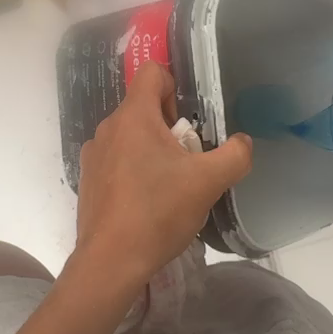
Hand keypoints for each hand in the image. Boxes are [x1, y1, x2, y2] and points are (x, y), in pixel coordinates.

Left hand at [73, 62, 252, 291]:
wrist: (110, 262)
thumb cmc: (157, 211)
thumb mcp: (207, 183)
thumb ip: (234, 156)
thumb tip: (243, 142)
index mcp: (134, 115)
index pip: (153, 72)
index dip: (175, 86)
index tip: (187, 121)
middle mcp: (108, 127)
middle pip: (144, 106)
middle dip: (169, 127)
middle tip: (186, 160)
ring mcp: (94, 154)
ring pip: (130, 135)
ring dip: (152, 150)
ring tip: (169, 186)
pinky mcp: (88, 180)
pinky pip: (116, 160)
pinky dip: (133, 170)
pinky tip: (147, 203)